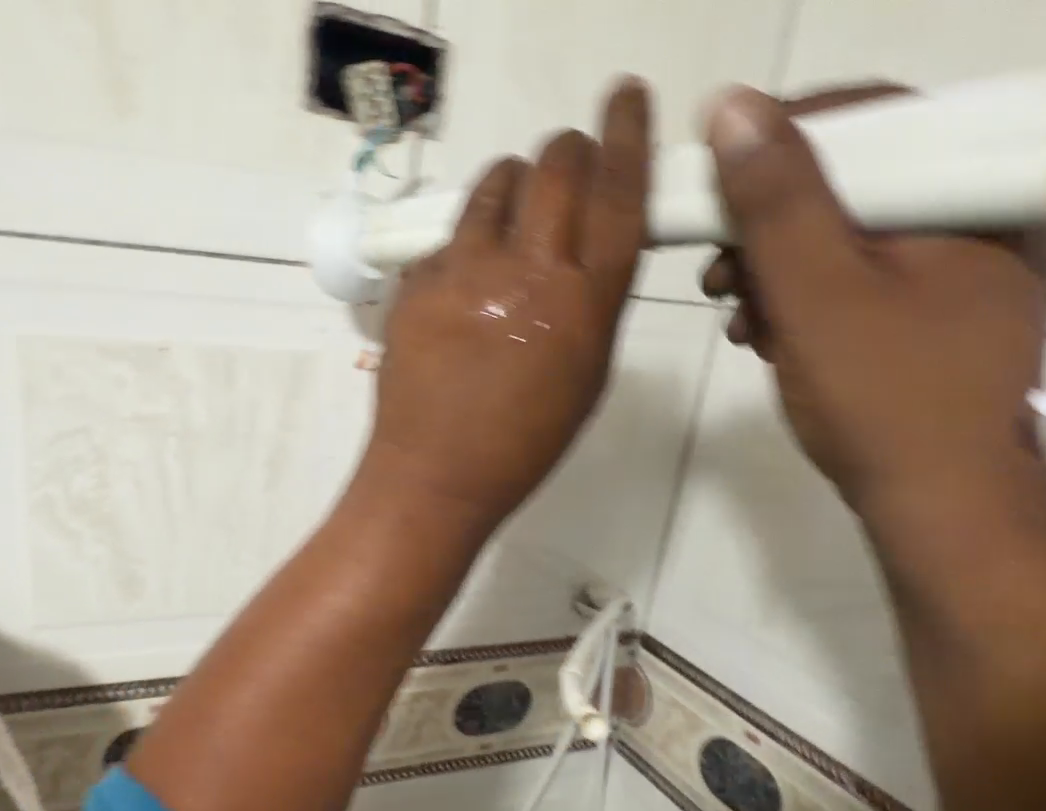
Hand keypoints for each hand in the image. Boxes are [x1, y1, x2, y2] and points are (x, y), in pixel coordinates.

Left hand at [359, 78, 651, 523]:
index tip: (625, 100)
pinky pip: (449, 235)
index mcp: (584, 304)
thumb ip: (594, 300)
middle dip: (568, 151)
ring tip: (513, 214)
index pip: (619, 194)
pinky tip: (465, 278)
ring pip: (496, 183)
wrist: (434, 476)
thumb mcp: (587, 374)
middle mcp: (528, 273)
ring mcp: (464, 273)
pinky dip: (466, 239)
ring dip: (514, 184)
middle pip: (557, 167)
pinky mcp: (417, 282)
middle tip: (567, 163)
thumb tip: (589, 244)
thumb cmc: (523, 442)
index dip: (628, 134)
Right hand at [701, 86, 1045, 511]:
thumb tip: (733, 110)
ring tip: (735, 311)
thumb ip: (777, 201)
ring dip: (775, 267)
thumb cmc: (884, 400)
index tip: (713, 177)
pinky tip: (764, 334)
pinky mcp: (932, 315)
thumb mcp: (818, 293)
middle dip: (770, 223)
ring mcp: (959, 271)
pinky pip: (854, 280)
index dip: (783, 139)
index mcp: (980, 197)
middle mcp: (981, 219)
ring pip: (846, 236)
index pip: (876, 122)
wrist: (937, 509)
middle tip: (718, 265)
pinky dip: (801, 299)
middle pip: (855, 182)